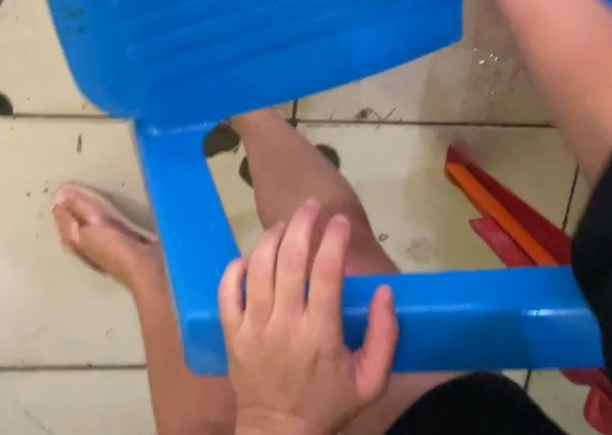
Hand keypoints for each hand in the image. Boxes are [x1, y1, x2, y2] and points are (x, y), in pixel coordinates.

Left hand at [219, 200, 398, 434]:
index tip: (341, 222)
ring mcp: (253, 327)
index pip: (327, 274)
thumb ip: (384, 336)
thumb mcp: (370, 381)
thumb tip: (384, 291)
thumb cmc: (328, 404)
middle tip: (312, 206)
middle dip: (302, 224)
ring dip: (272, 237)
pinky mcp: (231, 332)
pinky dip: (236, 266)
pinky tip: (252, 255)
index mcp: (321, 336)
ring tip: (286, 224)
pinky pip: (227, 289)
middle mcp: (284, 325)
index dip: (334, 241)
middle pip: (290, 260)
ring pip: (258, 267)